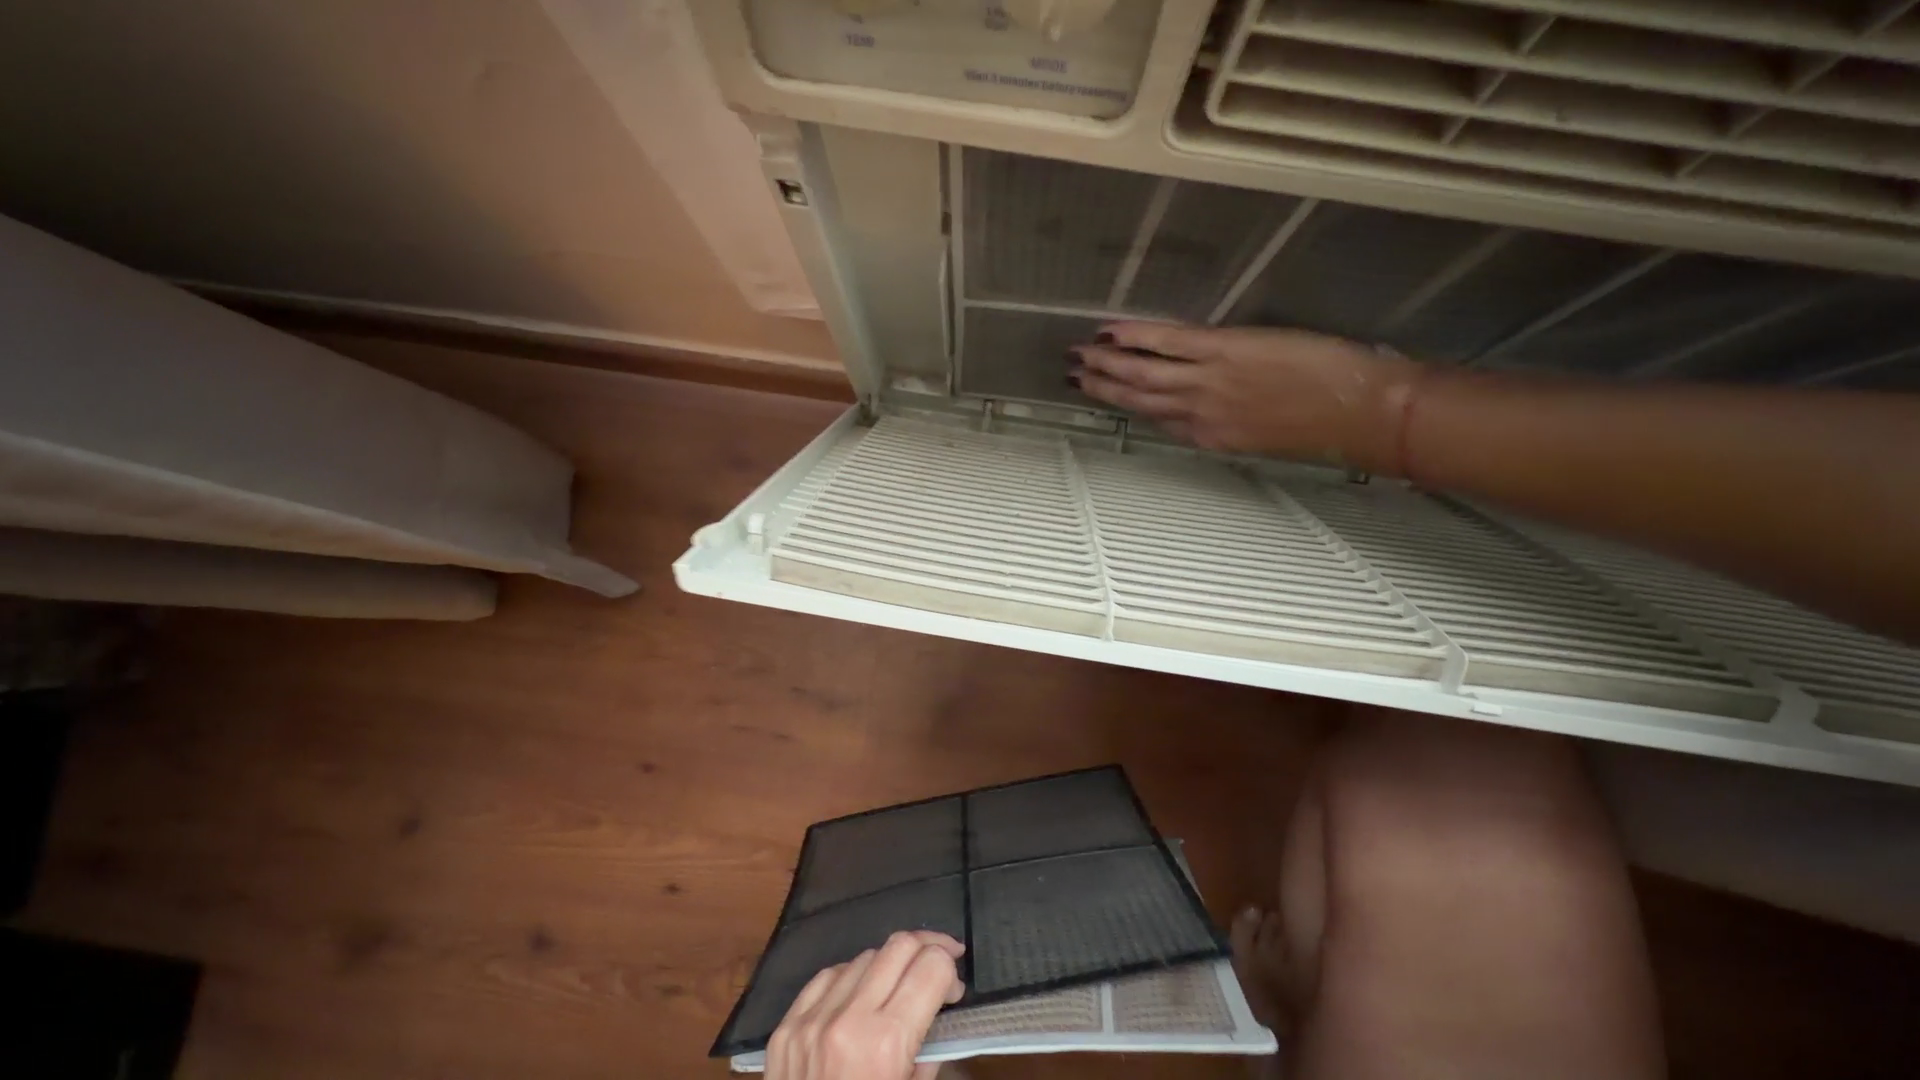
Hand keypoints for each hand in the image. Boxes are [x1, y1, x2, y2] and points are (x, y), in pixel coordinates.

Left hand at [765, 930, 966, 1079]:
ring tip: (896, 991)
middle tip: (939, 965)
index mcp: (886, 1043)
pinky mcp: (786, 1027)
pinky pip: (827, 977)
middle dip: (926, 948)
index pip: (931, 967)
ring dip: (888, 966)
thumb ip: (929, 1050)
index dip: (950, 970)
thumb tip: (938, 1006)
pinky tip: (859, 997)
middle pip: (899, 946)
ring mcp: (811, 1020)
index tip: (954, 990)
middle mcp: (848, 1020)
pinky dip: (850, 979)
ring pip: (863, 957)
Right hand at [1068, 322, 1419, 472]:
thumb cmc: (1330, 426)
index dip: (1127, 408)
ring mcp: (1207, 382)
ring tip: (1079, 353)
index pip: (1161, 420)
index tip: (1105, 398)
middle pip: (1139, 400)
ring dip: (1105, 363)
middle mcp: (1201, 414)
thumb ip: (1238, 422)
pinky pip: (1165, 343)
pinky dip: (1134, 336)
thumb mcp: (1273, 436)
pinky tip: (1110, 330)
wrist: (1364, 413)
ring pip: (1141, 374)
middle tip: (1072, 374)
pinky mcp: (1222, 351)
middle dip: (1102, 387)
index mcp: (1215, 436)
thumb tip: (1220, 404)